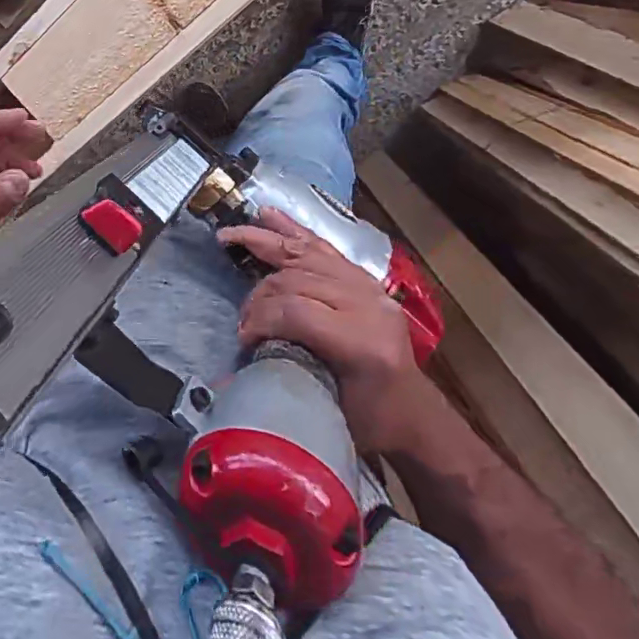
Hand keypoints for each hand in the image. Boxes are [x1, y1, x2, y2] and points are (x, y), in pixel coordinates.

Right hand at [217, 209, 431, 451]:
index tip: (244, 341)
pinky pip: (323, 249)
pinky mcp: (365, 281)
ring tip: (230, 235)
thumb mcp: (325, 410)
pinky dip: (293, 232)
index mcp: (362, 342)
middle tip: (244, 321)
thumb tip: (226, 376)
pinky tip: (269, 217)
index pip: (295, 311)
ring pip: (306, 255)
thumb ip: (280, 379)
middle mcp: (368, 306)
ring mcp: (369, 289)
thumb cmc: (370, 422)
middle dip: (259, 296)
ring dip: (265, 243)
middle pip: (296, 280)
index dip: (260, 320)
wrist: (413, 415)